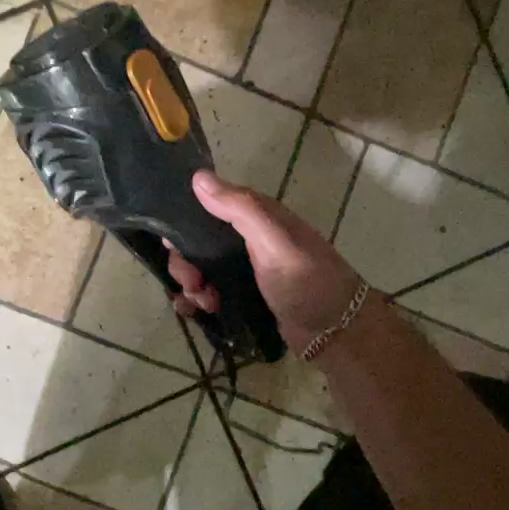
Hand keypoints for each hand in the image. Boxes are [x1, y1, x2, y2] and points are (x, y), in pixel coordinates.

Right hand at [166, 171, 377, 353]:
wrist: (336, 332)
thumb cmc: (308, 281)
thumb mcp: (275, 241)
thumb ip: (240, 209)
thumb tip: (198, 177)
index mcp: (258, 218)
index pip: (209, 208)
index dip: (185, 223)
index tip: (171, 244)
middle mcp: (249, 240)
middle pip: (199, 243)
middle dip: (186, 262)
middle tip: (192, 283)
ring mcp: (246, 270)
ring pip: (201, 269)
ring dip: (192, 284)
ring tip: (202, 303)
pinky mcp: (244, 297)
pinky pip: (209, 292)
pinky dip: (197, 301)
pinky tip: (196, 311)